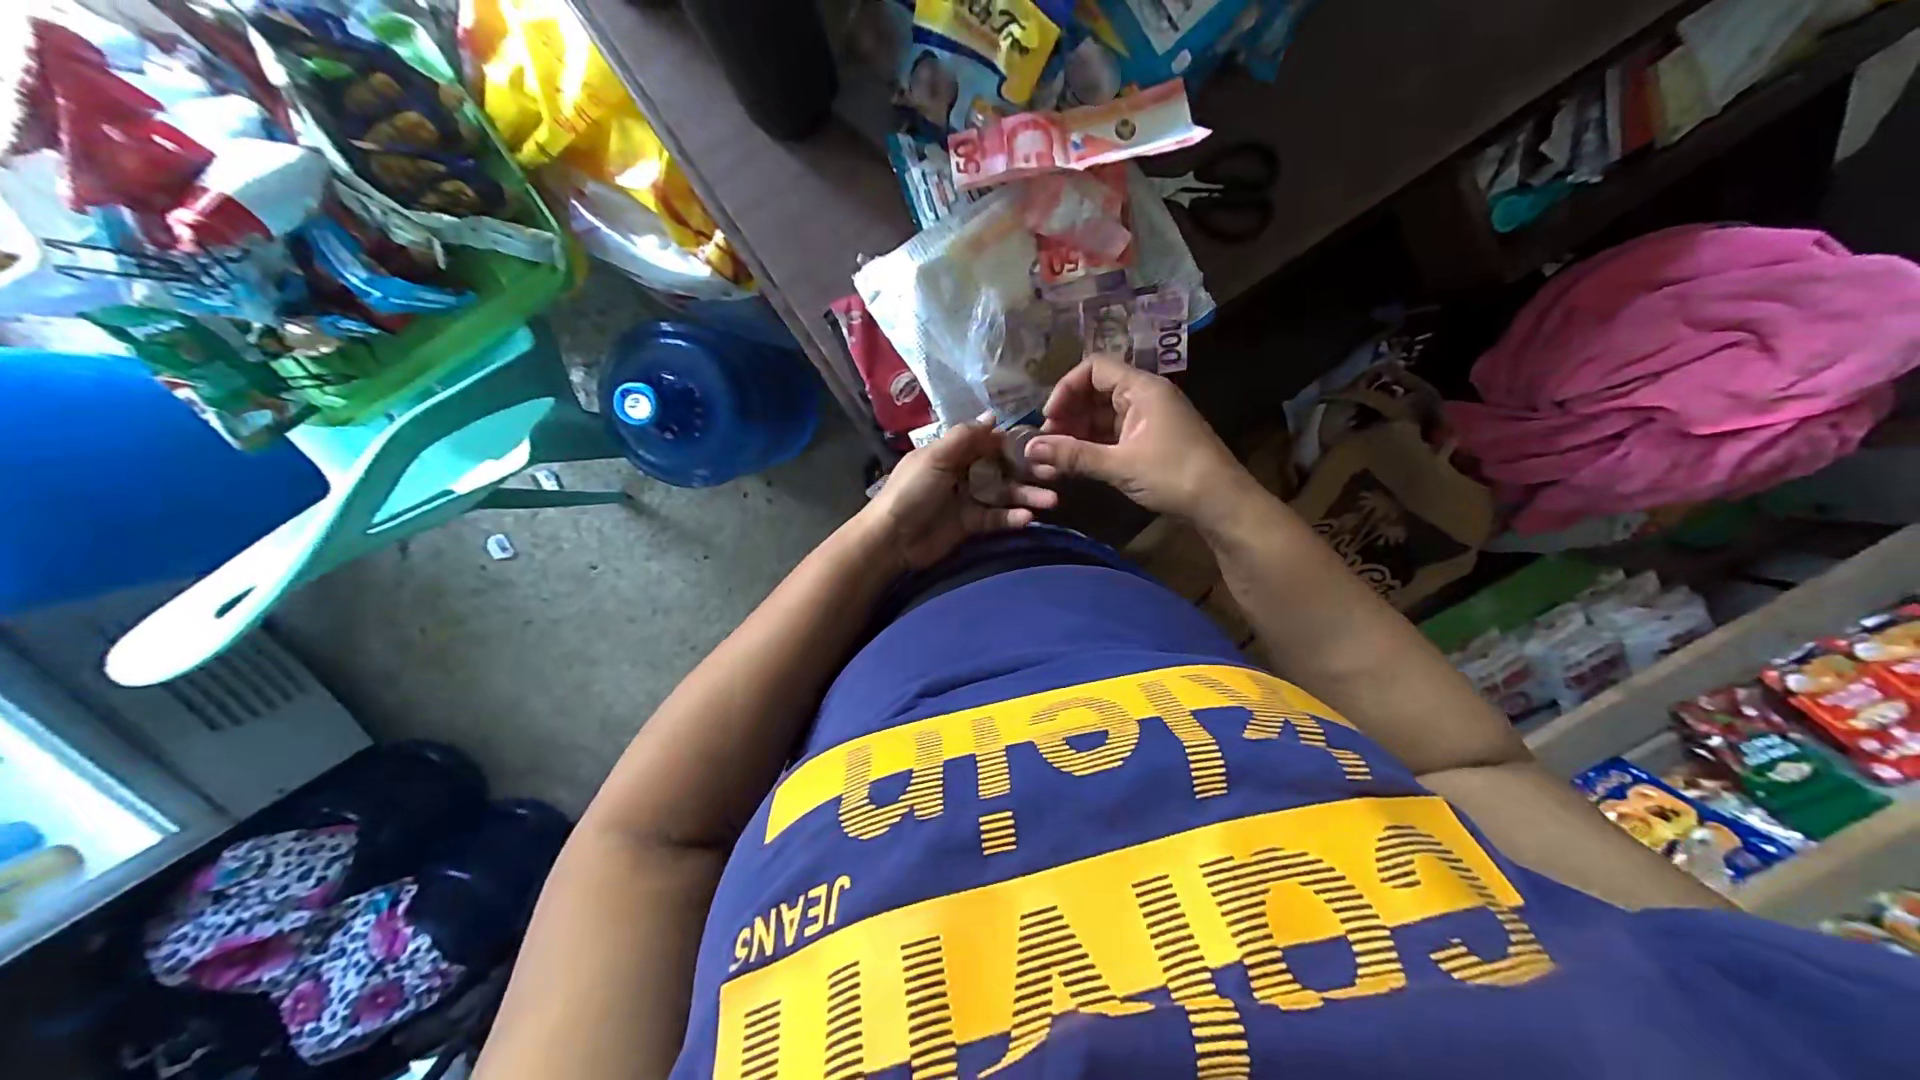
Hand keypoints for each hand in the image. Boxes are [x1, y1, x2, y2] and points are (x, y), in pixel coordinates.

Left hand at [857, 421, 1058, 571]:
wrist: (892, 539)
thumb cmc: (911, 491)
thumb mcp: (935, 457)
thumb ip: (965, 437)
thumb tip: (993, 416)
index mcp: (951, 453)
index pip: (988, 444)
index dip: (1012, 445)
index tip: (1039, 445)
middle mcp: (962, 473)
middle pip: (1001, 469)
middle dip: (1026, 472)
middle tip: (1053, 475)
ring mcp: (968, 500)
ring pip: (1003, 495)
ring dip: (1026, 497)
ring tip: (1051, 501)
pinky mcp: (971, 525)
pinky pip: (997, 518)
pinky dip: (1012, 518)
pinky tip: (1028, 518)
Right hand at [1025, 357, 1249, 522]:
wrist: (1222, 503)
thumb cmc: (1173, 475)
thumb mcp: (1119, 465)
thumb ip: (1073, 455)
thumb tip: (1030, 449)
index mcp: (1141, 388)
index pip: (1094, 368)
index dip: (1066, 388)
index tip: (1049, 418)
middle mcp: (1144, 396)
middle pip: (1095, 391)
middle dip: (1068, 414)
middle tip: (1046, 443)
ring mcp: (1148, 418)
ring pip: (1102, 415)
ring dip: (1077, 432)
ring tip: (1055, 458)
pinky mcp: (1150, 440)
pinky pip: (1113, 434)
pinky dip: (1092, 445)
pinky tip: (1075, 464)